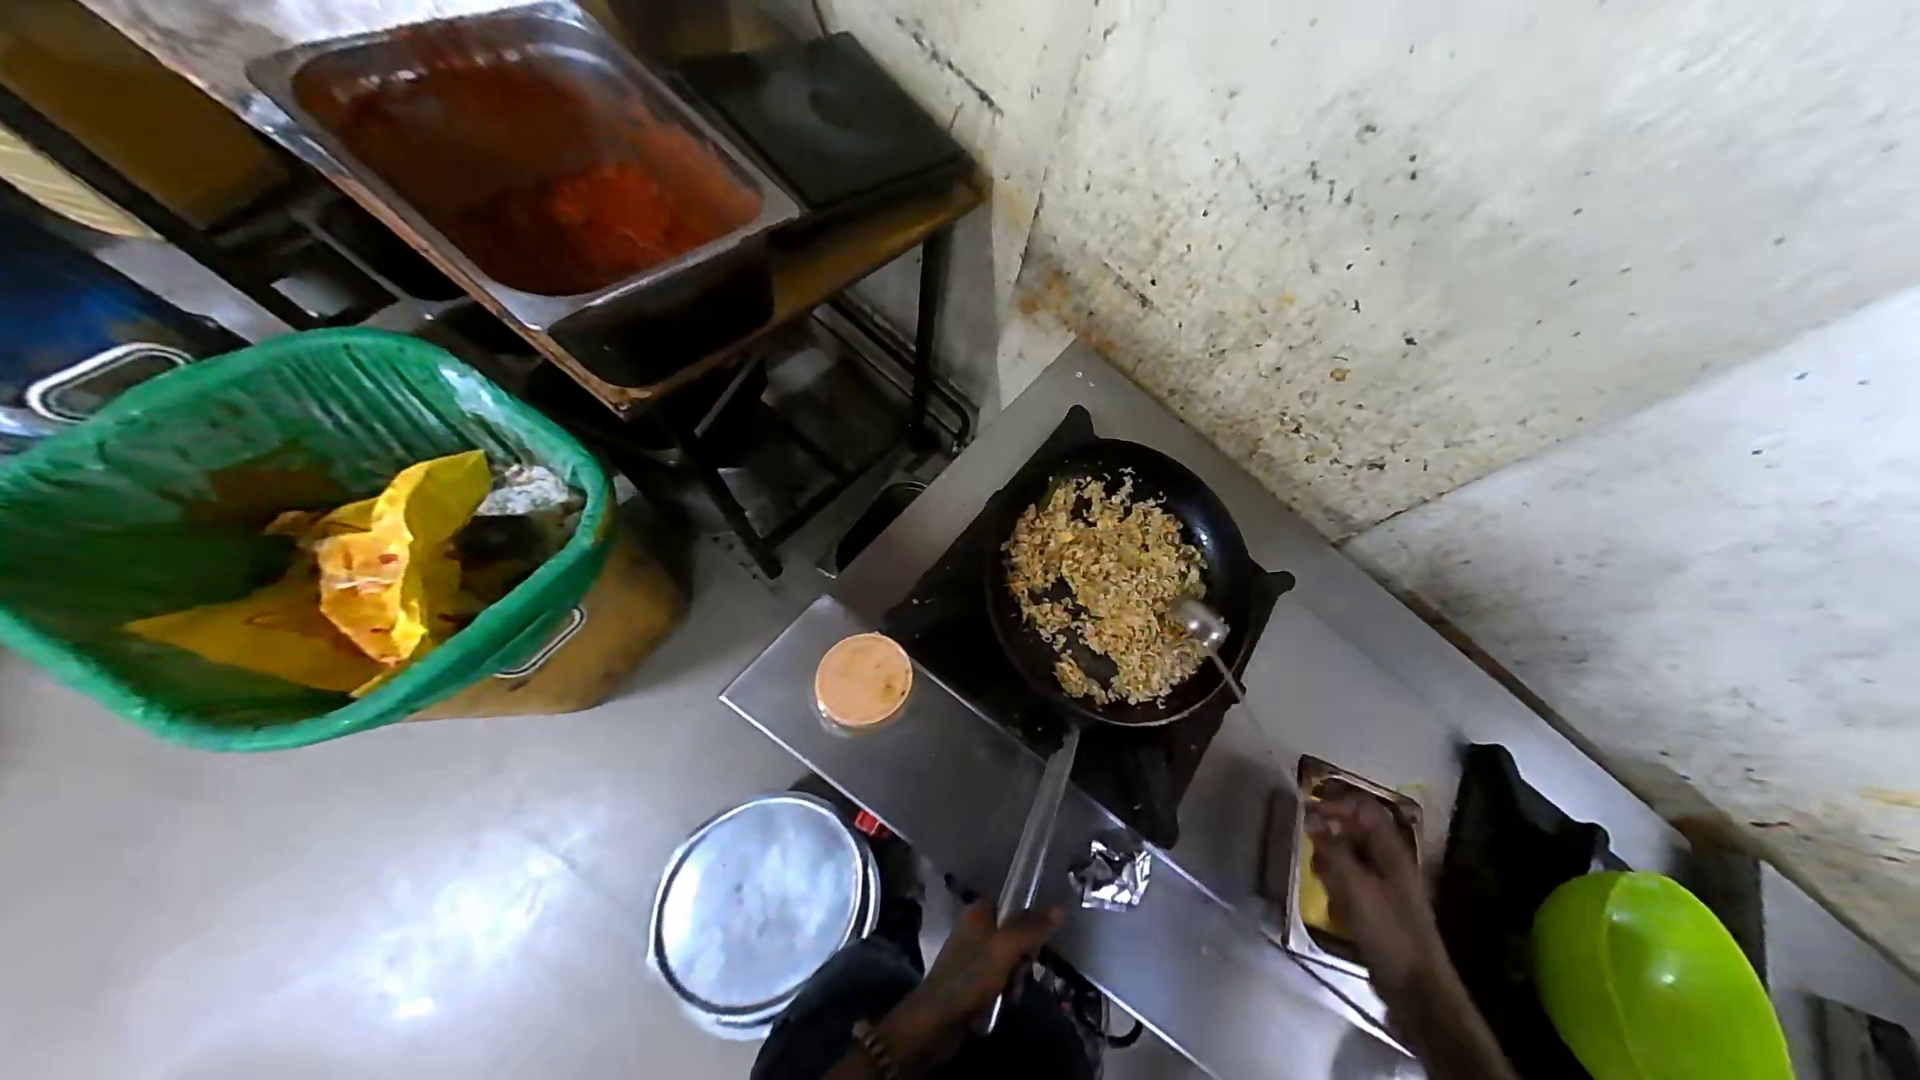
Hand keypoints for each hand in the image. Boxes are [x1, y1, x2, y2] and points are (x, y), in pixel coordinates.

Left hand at [916, 899, 1063, 1021]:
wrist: (937, 1019)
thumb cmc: (971, 975)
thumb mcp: (1006, 948)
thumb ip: (1032, 928)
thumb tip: (1061, 907)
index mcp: (978, 912)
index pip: (1012, 905)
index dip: (1027, 923)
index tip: (1035, 944)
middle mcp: (975, 928)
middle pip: (1014, 934)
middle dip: (1023, 957)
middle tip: (1021, 972)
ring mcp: (972, 955)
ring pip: (1009, 959)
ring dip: (1016, 977)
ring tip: (1011, 993)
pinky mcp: (972, 980)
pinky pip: (999, 978)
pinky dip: (1005, 989)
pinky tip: (1004, 1002)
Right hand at [1306, 787, 1447, 997]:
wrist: (1415, 987)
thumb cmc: (1387, 929)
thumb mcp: (1354, 884)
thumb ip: (1332, 847)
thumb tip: (1311, 814)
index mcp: (1390, 851)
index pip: (1363, 808)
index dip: (1335, 803)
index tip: (1306, 810)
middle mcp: (1389, 861)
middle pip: (1354, 830)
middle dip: (1328, 833)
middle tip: (1308, 845)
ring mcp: (1384, 884)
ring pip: (1349, 855)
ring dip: (1329, 859)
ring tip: (1318, 875)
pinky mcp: (1376, 906)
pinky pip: (1349, 880)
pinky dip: (1335, 882)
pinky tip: (1328, 898)